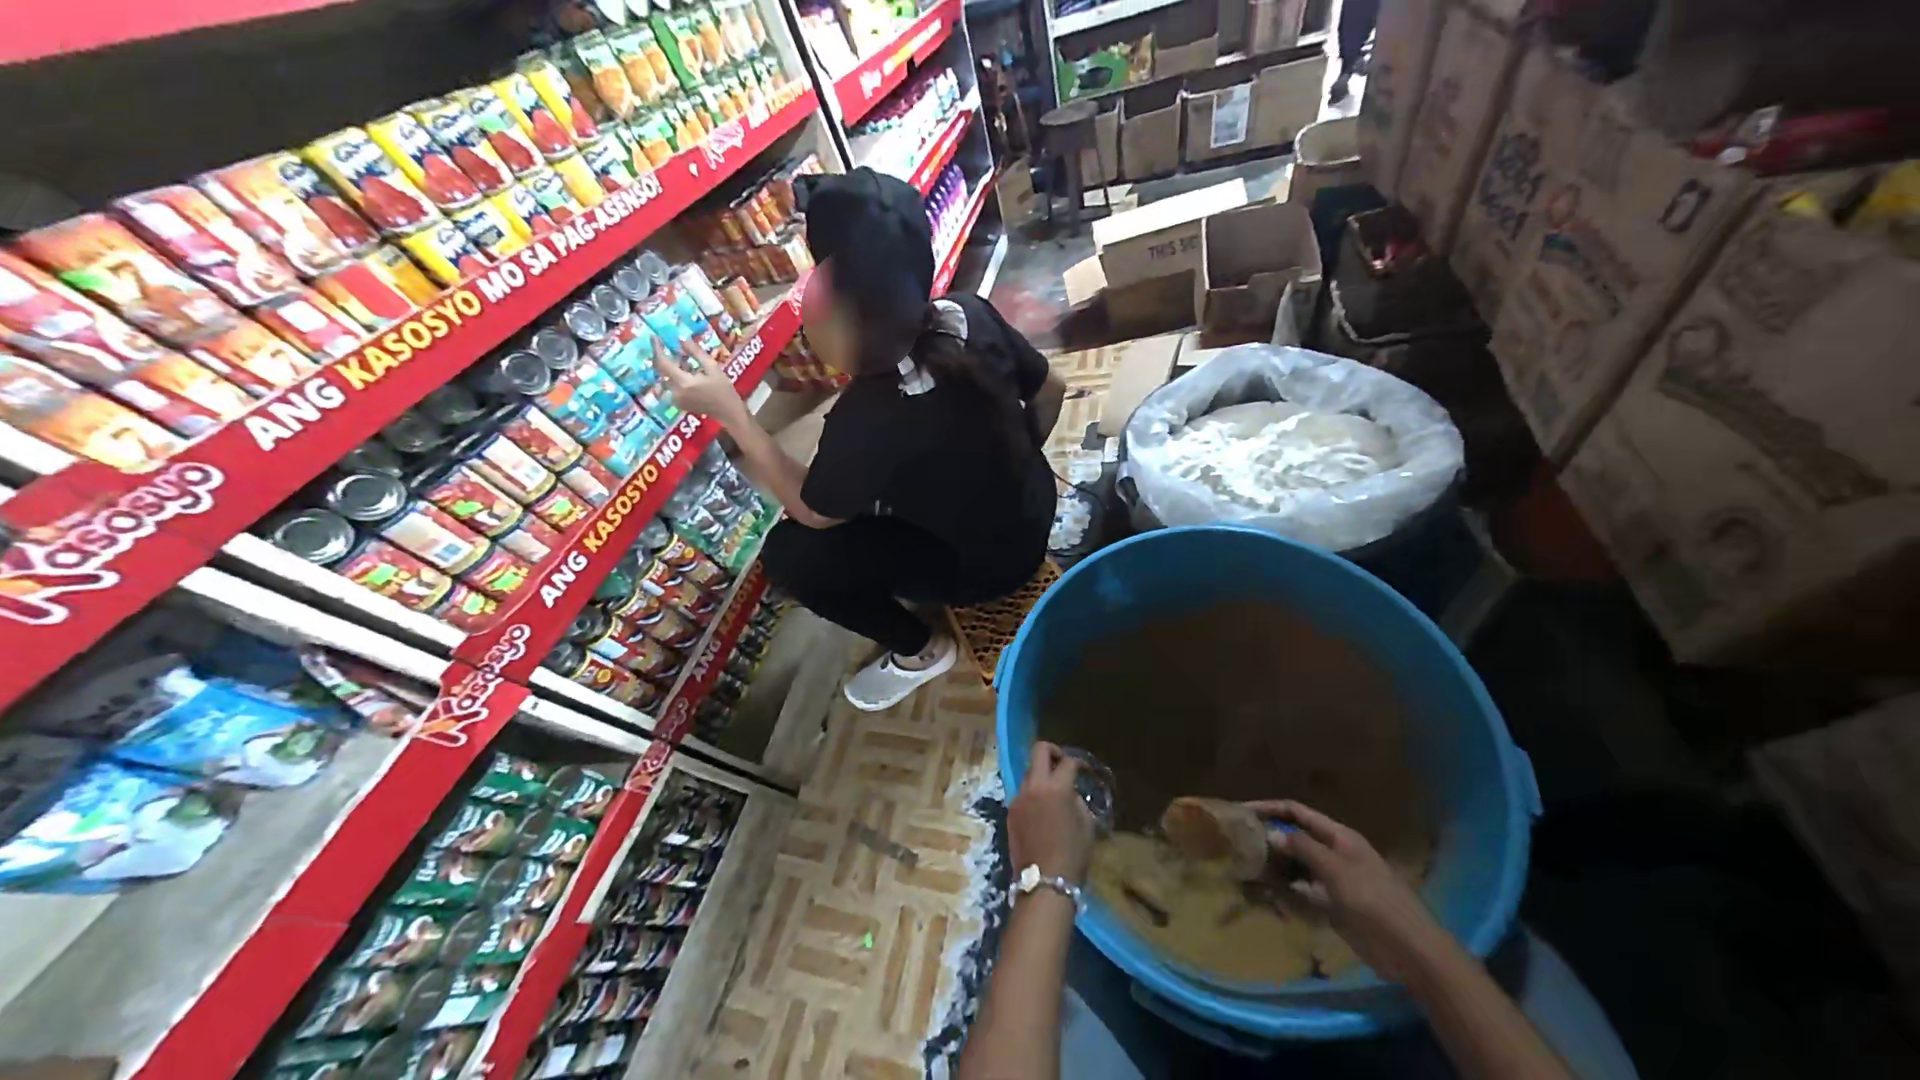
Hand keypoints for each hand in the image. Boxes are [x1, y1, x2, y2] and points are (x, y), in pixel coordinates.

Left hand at [651, 338, 744, 422]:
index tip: (654, 336)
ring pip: (666, 377)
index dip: (657, 348)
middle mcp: (675, 391)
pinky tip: (688, 373)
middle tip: (668, 345)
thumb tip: (681, 339)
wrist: (728, 413)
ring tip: (685, 360)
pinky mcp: (678, 403)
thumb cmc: (724, 390)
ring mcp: (675, 399)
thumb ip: (696, 353)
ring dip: (671, 367)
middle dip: (663, 357)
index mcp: (683, 382)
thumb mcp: (713, 368)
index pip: (663, 363)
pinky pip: (671, 385)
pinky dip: (676, 376)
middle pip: (661, 370)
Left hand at [1009, 742, 1095, 884]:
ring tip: (1053, 792)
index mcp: (1056, 788)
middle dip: (1053, 752)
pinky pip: (1023, 793)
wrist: (1044, 882)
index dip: (1079, 762)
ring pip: (1029, 773)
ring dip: (1041, 775)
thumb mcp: (1086, 826)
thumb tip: (1071, 794)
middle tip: (1063, 764)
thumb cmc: (1072, 855)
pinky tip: (1042, 810)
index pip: (1068, 762)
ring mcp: (1018, 798)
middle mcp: (1034, 786)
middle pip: (1039, 751)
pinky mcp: (1010, 812)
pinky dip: (1033, 793)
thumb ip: (1077, 802)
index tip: (1085, 770)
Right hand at [1244, 799, 1441, 980]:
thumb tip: (1271, 832)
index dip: (1270, 808)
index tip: (1242, 811)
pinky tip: (1266, 894)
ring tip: (1245, 867)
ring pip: (1295, 865)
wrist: (1410, 951)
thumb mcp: (1337, 870)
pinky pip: (1301, 890)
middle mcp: (1333, 853)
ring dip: (1274, 865)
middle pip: (1294, 837)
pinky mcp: (1331, 904)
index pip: (1297, 811)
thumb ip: (1304, 848)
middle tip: (1238, 842)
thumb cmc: (1376, 902)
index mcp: (1338, 836)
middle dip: (1268, 837)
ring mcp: (1332, 879)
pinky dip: (1284, 890)